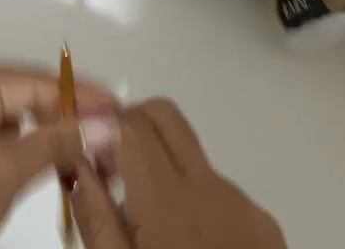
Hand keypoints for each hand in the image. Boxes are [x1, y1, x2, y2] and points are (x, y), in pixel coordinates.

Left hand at [0, 64, 116, 248]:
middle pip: (14, 93)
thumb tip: (99, 124)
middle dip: (58, 113)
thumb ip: (55, 142)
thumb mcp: (4, 173)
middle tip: (103, 130)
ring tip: (79, 147)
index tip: (116, 107)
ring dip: (36, 131)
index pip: (30, 80)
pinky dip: (10, 146)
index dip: (76, 95)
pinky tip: (37, 161)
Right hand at [67, 99, 286, 248]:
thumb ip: (96, 217)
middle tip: (110, 166)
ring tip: (146, 228)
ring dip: (161, 167)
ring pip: (191, 155)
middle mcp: (211, 190)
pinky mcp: (266, 226)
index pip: (130, 125)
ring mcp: (244, 206)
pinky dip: (192, 199)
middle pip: (165, 116)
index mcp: (170, 205)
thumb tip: (78, 164)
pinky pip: (219, 190)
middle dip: (130, 125)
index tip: (86, 154)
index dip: (101, 126)